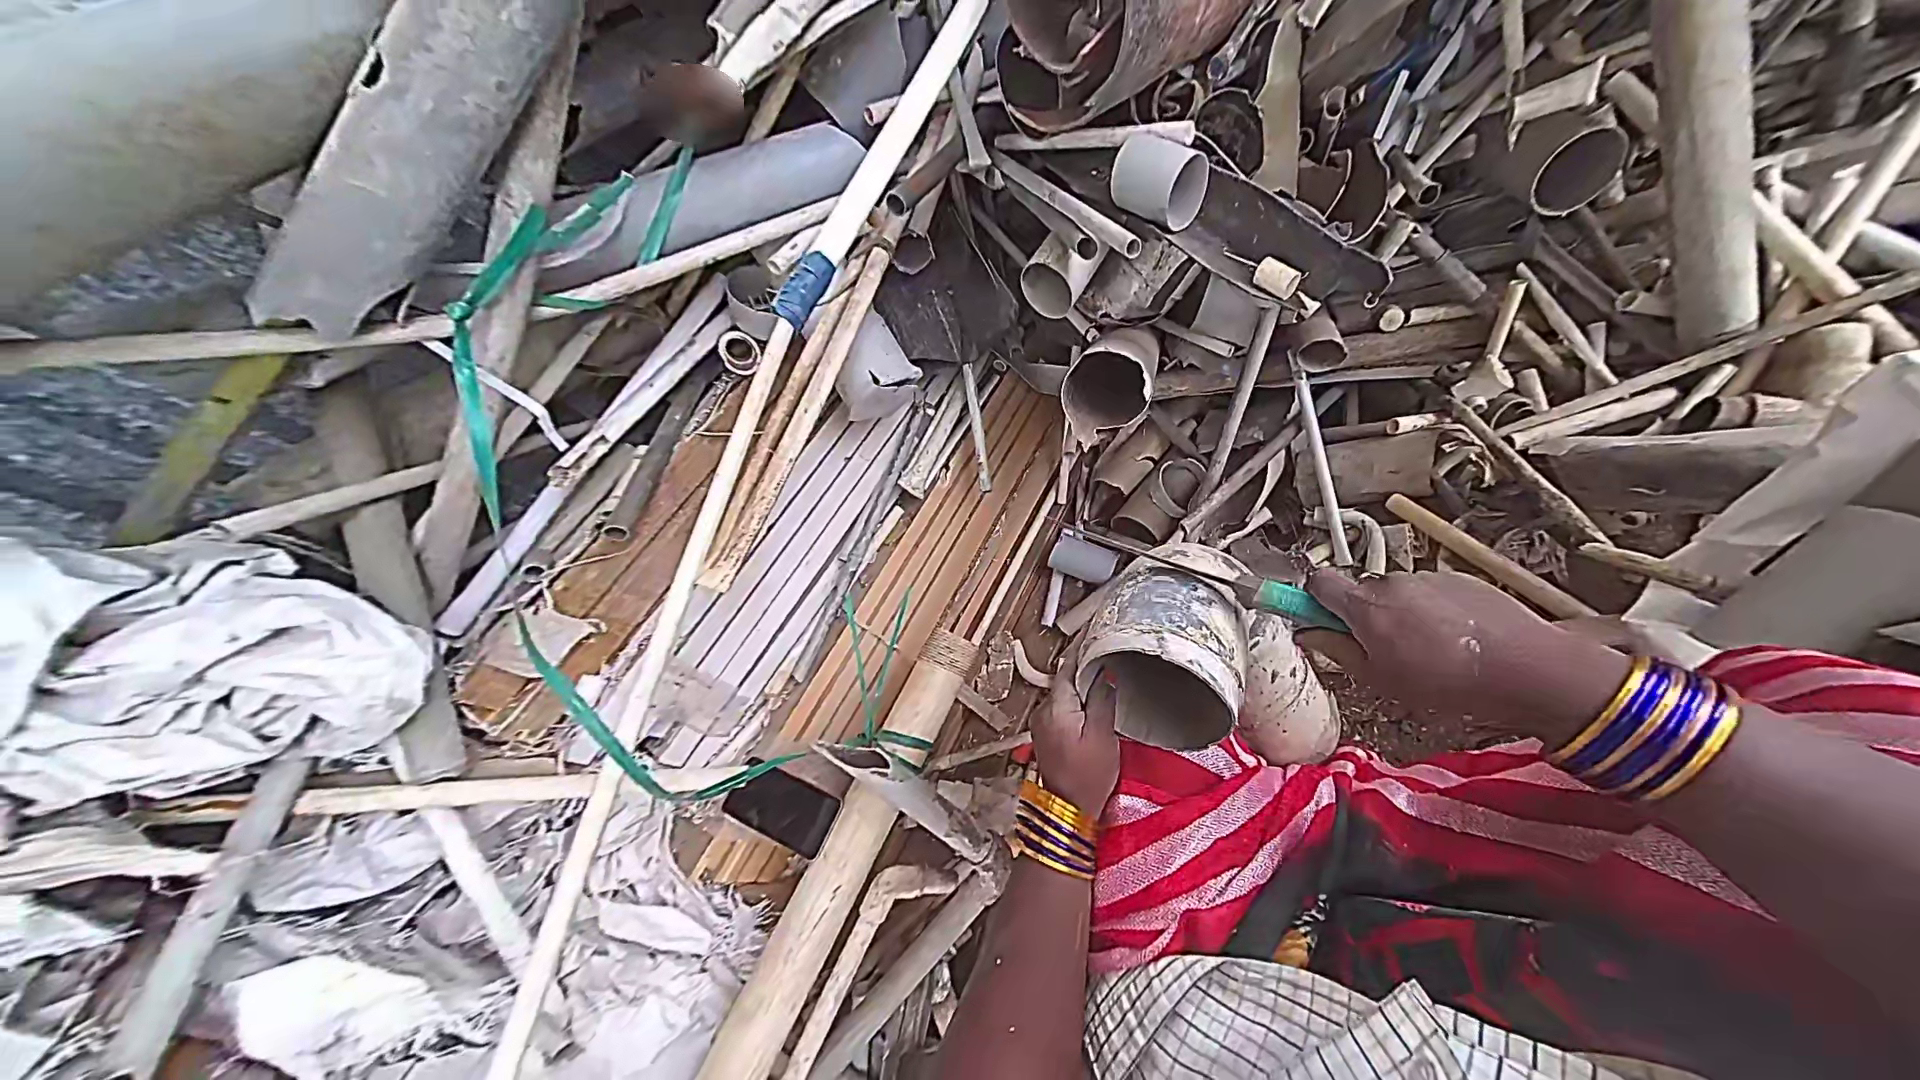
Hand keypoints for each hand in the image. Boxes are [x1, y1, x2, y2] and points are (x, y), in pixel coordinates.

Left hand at [1031, 639, 1119, 816]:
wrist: (1069, 810)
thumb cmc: (1089, 775)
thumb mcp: (1103, 735)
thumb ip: (1102, 700)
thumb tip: (1104, 672)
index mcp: (1056, 707)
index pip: (1067, 669)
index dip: (1082, 651)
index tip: (1093, 634)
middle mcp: (1042, 711)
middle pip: (1064, 680)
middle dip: (1083, 669)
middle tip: (1105, 655)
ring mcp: (1041, 723)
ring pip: (1063, 695)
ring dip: (1079, 687)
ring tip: (1102, 678)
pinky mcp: (1045, 734)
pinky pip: (1061, 709)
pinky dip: (1075, 703)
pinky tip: (1091, 705)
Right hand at [1298, 569, 1632, 747]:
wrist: (1529, 668)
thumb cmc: (1448, 682)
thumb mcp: (1379, 678)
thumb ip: (1337, 650)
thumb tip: (1309, 634)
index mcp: (1364, 605)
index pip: (1316, 581)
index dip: (1310, 598)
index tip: (1310, 615)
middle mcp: (1391, 582)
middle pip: (1358, 589)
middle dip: (1360, 612)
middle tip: (1376, 646)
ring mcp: (1427, 577)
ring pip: (1395, 592)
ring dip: (1398, 613)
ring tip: (1424, 649)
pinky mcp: (1460, 578)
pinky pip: (1430, 591)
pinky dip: (1432, 611)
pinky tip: (1452, 640)